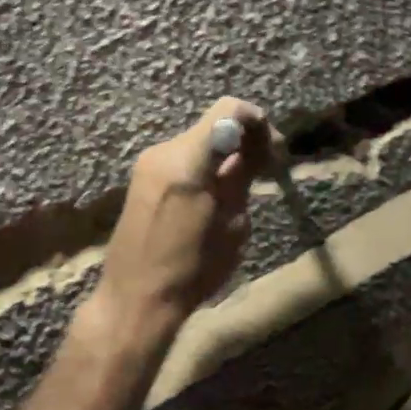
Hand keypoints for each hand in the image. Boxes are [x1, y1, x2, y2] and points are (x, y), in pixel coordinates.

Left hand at [94, 97, 282, 339]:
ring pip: (199, 142)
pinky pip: (183, 158)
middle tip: (266, 169)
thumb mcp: (232, 223)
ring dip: (224, 155)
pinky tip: (215, 196)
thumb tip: (258, 146)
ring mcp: (148, 162)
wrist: (135, 299)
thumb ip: (242, 176)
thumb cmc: (192, 268)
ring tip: (242, 187)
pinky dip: (205, 166)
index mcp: (187, 160)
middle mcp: (163, 151)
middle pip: (213, 125)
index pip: (228, 111)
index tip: (274, 149)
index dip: (258, 122)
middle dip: (244, 140)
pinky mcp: (142, 177)